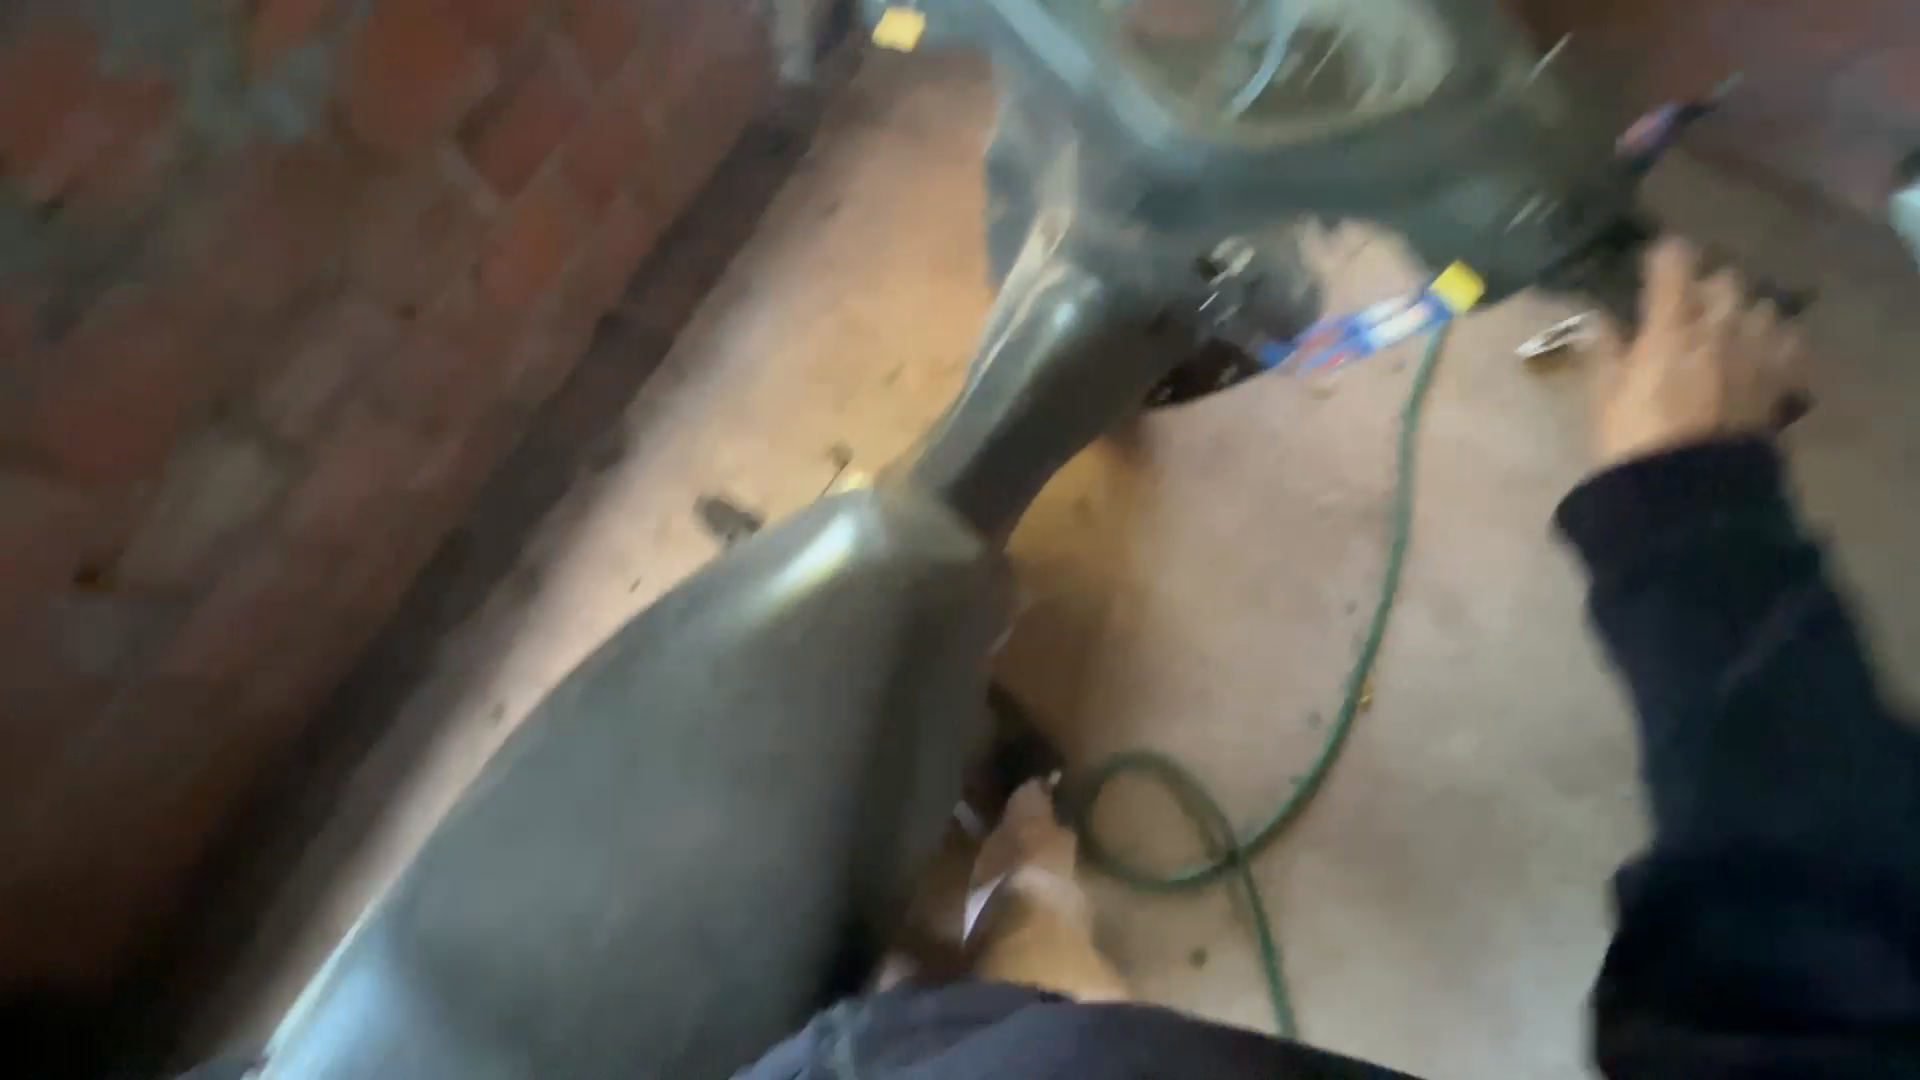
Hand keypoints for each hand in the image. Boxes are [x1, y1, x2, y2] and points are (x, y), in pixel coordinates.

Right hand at [1588, 238, 1805, 468]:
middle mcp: (1720, 329)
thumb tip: (1597, 320)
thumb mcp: (1604, 395)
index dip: (1666, 256)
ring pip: (1759, 307)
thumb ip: (1604, 351)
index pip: (1672, 273)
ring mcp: (1755, 350)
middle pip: (1724, 284)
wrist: (1687, 481)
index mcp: (1669, 331)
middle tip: (1685, 297)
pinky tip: (1756, 347)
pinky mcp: (1778, 375)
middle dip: (1705, 284)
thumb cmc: (1631, 436)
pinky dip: (1771, 335)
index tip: (1656, 251)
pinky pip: (1786, 339)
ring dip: (1739, 308)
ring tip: (1722, 322)